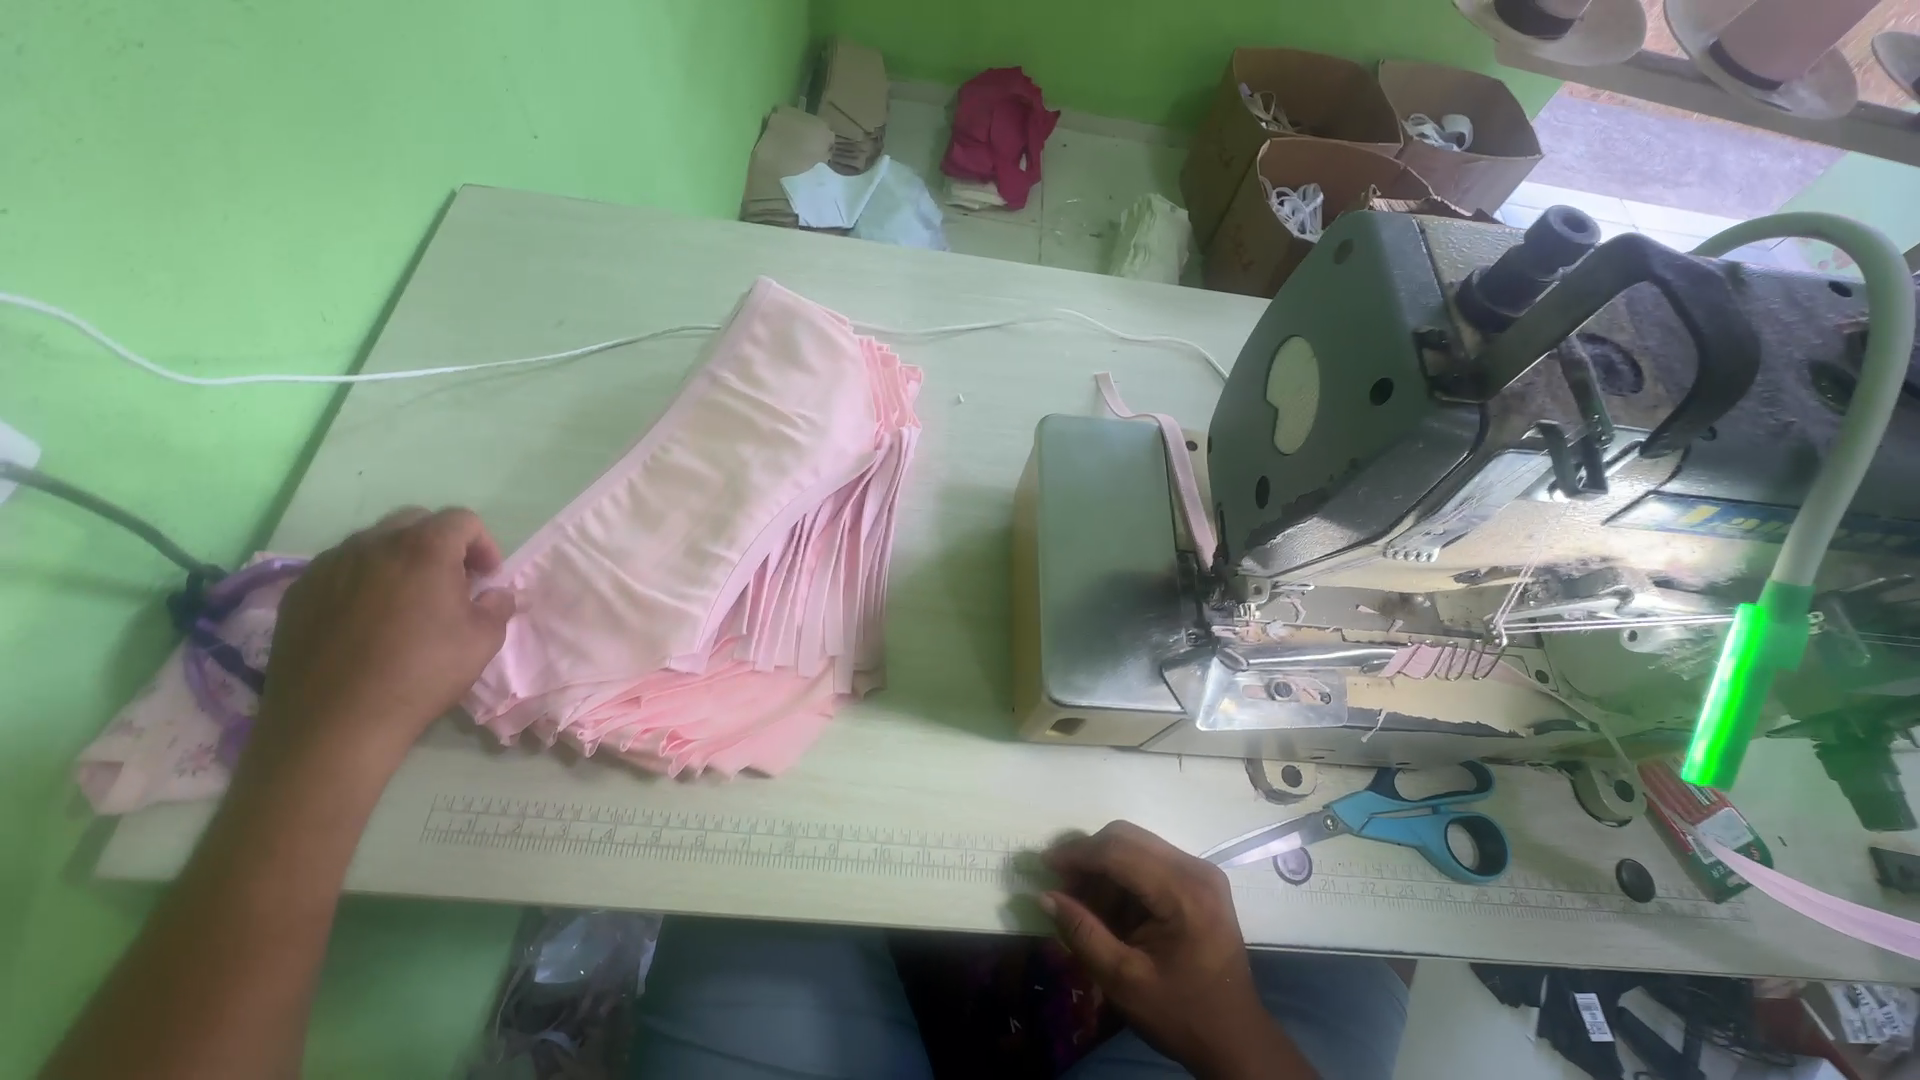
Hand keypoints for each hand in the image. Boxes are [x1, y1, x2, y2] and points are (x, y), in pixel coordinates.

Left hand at [251, 507, 514, 774]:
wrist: (335, 721)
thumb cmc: (421, 675)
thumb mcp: (483, 642)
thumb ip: (496, 606)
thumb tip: (493, 594)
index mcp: (423, 549)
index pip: (462, 520)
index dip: (483, 544)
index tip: (486, 578)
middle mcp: (372, 545)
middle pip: (415, 521)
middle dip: (440, 545)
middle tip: (450, 584)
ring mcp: (328, 566)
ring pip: (374, 544)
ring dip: (399, 561)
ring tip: (406, 603)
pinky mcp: (298, 592)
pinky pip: (340, 570)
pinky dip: (362, 581)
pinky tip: (367, 621)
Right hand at [1041, 822, 1309, 1079]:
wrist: (1234, 1038)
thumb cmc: (1180, 1013)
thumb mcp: (1122, 980)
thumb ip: (1082, 933)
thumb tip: (1045, 895)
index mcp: (1184, 893)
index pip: (1119, 851)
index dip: (1077, 854)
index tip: (1044, 865)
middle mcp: (1196, 870)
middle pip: (1127, 839)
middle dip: (1089, 859)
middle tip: (1063, 890)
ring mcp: (1201, 873)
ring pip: (1136, 846)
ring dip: (1104, 870)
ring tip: (1086, 909)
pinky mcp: (1199, 882)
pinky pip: (1149, 862)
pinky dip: (1122, 879)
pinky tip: (1111, 912)